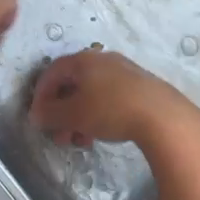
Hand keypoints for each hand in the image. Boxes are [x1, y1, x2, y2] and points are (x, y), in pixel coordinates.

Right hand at [30, 50, 199, 148]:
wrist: (162, 116)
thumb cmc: (111, 110)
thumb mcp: (74, 115)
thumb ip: (51, 114)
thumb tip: (36, 114)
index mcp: (83, 60)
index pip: (52, 72)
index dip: (40, 95)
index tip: (38, 118)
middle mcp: (102, 59)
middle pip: (72, 83)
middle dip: (61, 112)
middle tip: (60, 136)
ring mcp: (124, 70)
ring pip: (91, 93)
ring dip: (79, 117)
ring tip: (81, 141)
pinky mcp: (140, 86)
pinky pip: (109, 97)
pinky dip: (98, 114)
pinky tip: (101, 134)